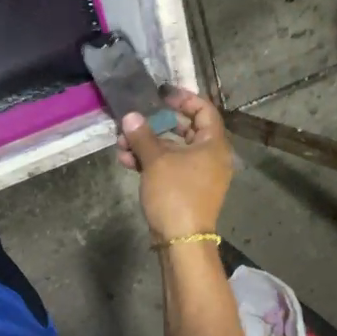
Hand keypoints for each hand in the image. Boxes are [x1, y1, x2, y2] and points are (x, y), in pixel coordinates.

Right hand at [115, 86, 233, 240]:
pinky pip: (169, 167)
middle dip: (155, 125)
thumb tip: (130, 116)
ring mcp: (199, 175)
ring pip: (172, 150)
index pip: (203, 110)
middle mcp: (211, 156)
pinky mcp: (185, 190)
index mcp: (214, 144)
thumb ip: (142, 136)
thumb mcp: (156, 161)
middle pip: (185, 130)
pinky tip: (127, 161)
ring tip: (121, 144)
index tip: (160, 95)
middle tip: (134, 120)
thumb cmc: (175, 194)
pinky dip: (151, 162)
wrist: (181, 240)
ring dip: (147, 145)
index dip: (183, 99)